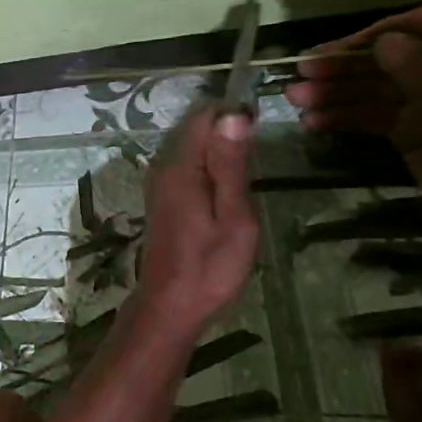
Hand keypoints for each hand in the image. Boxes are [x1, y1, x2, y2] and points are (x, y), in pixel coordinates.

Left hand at [137, 106, 259, 339]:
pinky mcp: (163, 196)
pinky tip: (227, 194)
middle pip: (198, 129)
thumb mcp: (234, 218)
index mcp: (181, 167)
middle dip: (229, 135)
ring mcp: (160, 181)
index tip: (260, 141)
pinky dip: (210, 169)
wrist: (170, 307)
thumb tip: (234, 115)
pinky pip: (189, 165)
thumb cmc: (209, 267)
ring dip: (221, 153)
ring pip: (194, 147)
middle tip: (257, 167)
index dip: (235, 117)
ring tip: (246, 181)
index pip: (206, 116)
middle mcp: (164, 166)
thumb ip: (231, 165)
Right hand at [286, 3, 421, 240]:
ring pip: (381, 88)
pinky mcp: (421, 135)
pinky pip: (380, 118)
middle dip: (348, 65)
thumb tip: (387, 40)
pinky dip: (349, 119)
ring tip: (295, 98)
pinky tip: (315, 122)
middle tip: (302, 71)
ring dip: (339, 92)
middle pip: (397, 56)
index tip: (342, 46)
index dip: (384, 31)